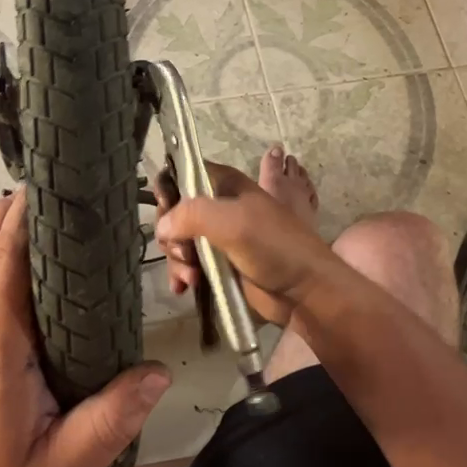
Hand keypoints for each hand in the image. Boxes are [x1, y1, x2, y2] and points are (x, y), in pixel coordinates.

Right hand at [154, 161, 349, 326]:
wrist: (305, 292)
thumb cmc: (274, 247)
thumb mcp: (233, 221)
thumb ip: (192, 215)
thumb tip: (161, 227)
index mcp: (224, 184)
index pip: (183, 173)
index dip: (168, 189)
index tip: (165, 212)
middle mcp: (218, 205)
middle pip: (174, 210)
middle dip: (170, 233)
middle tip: (183, 252)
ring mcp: (217, 236)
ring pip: (177, 239)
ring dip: (176, 258)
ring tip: (190, 277)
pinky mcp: (218, 263)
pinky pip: (187, 263)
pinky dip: (182, 274)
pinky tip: (183, 287)